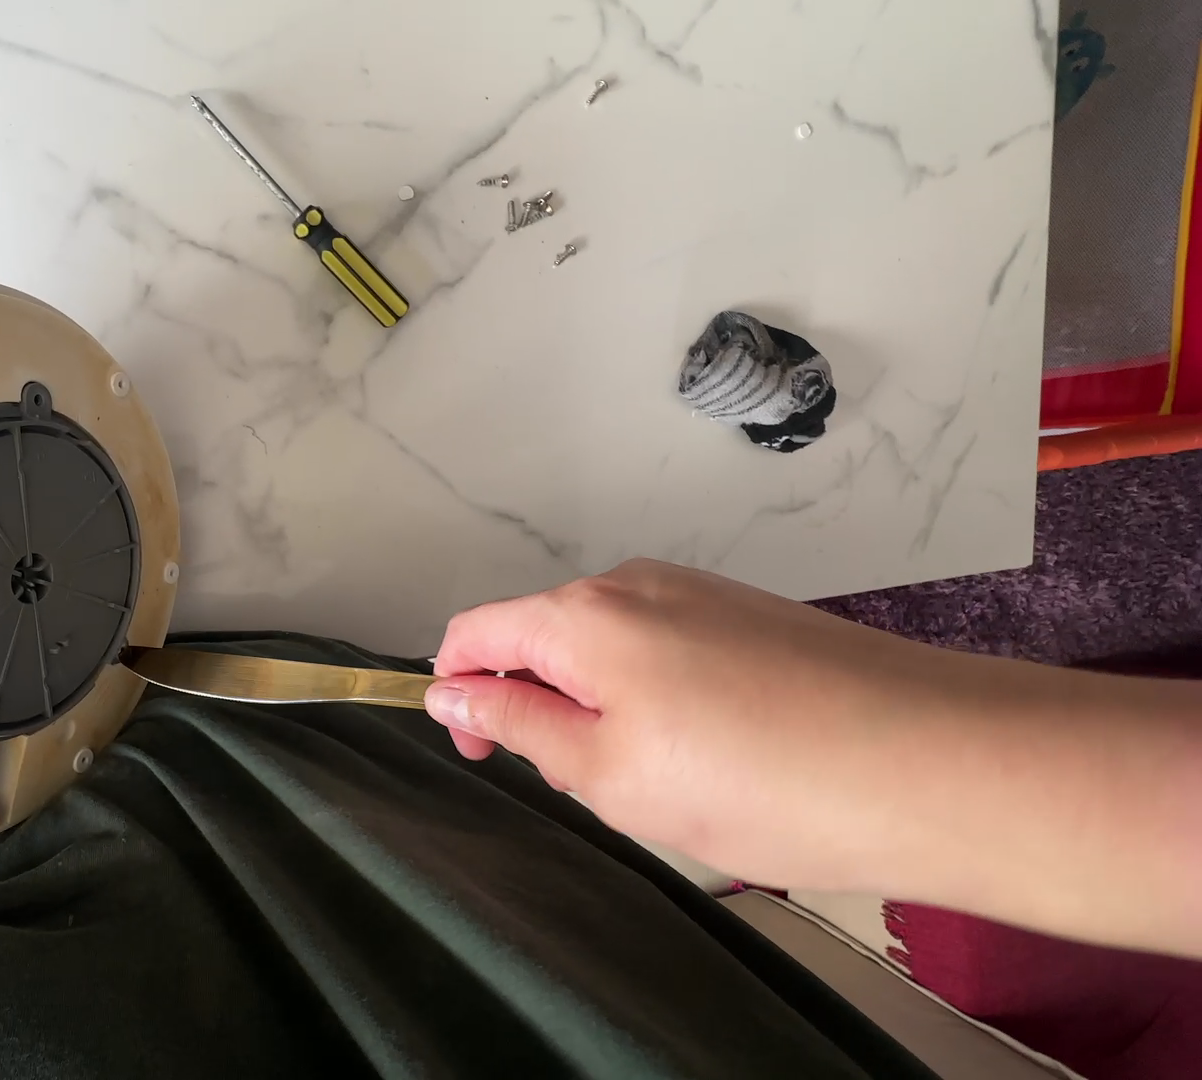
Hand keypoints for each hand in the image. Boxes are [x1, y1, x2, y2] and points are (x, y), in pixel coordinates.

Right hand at [426, 559, 1012, 891]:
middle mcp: (628, 581)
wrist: (949, 768)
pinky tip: (704, 745)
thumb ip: (512, 721)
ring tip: (655, 772)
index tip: (480, 749)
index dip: (455, 690)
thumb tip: (448, 691)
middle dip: (532, 702)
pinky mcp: (738, 608)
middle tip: (584, 780)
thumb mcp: (603, 770)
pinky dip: (643, 690)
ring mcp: (690, 589)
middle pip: (535, 636)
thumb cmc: (758, 780)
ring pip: (595, 643)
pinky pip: (653, 642)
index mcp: (580, 614)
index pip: (473, 633)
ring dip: (590, 701)